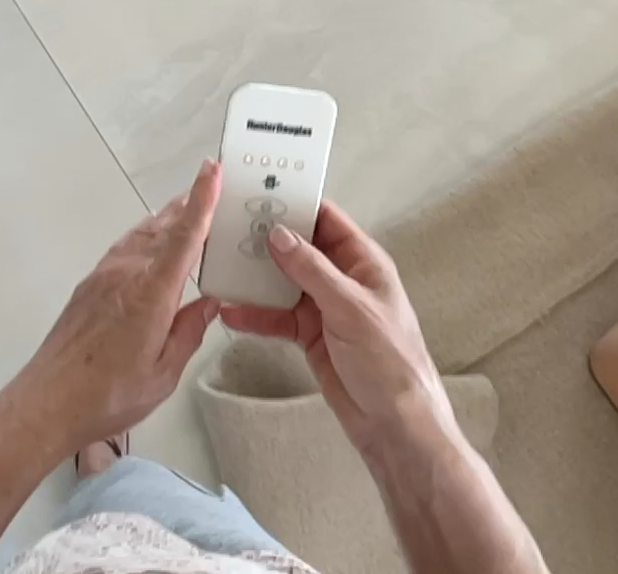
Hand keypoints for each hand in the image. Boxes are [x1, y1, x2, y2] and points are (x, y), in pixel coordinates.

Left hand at [0, 161, 223, 459]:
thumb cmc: (109, 394)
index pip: (184, 236)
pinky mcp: (90, 284)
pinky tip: (150, 244)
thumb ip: (189, 332)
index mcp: (152, 292)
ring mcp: (104, 275)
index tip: (212, 170)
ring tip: (185, 210)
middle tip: (210, 186)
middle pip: (163, 227)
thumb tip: (210, 304)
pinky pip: (125, 248)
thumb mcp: (163, 374)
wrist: (48, 399)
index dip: (202, 200)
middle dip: (188, 205)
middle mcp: (127, 273)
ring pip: (142, 235)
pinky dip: (145, 237)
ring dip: (166, 219)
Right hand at [221, 200, 455, 457]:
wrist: (395, 427)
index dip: (296, 204)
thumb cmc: (388, 360)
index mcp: (362, 262)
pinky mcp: (308, 334)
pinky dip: (255, 314)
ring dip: (256, 277)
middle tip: (229, 225)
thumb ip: (312, 270)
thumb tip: (278, 234)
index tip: (261, 191)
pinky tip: (230, 312)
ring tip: (222, 265)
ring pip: (282, 281)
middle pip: (298, 248)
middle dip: (267, 238)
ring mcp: (323, 306)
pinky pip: (276, 316)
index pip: (326, 220)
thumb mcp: (350, 308)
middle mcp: (341, 278)